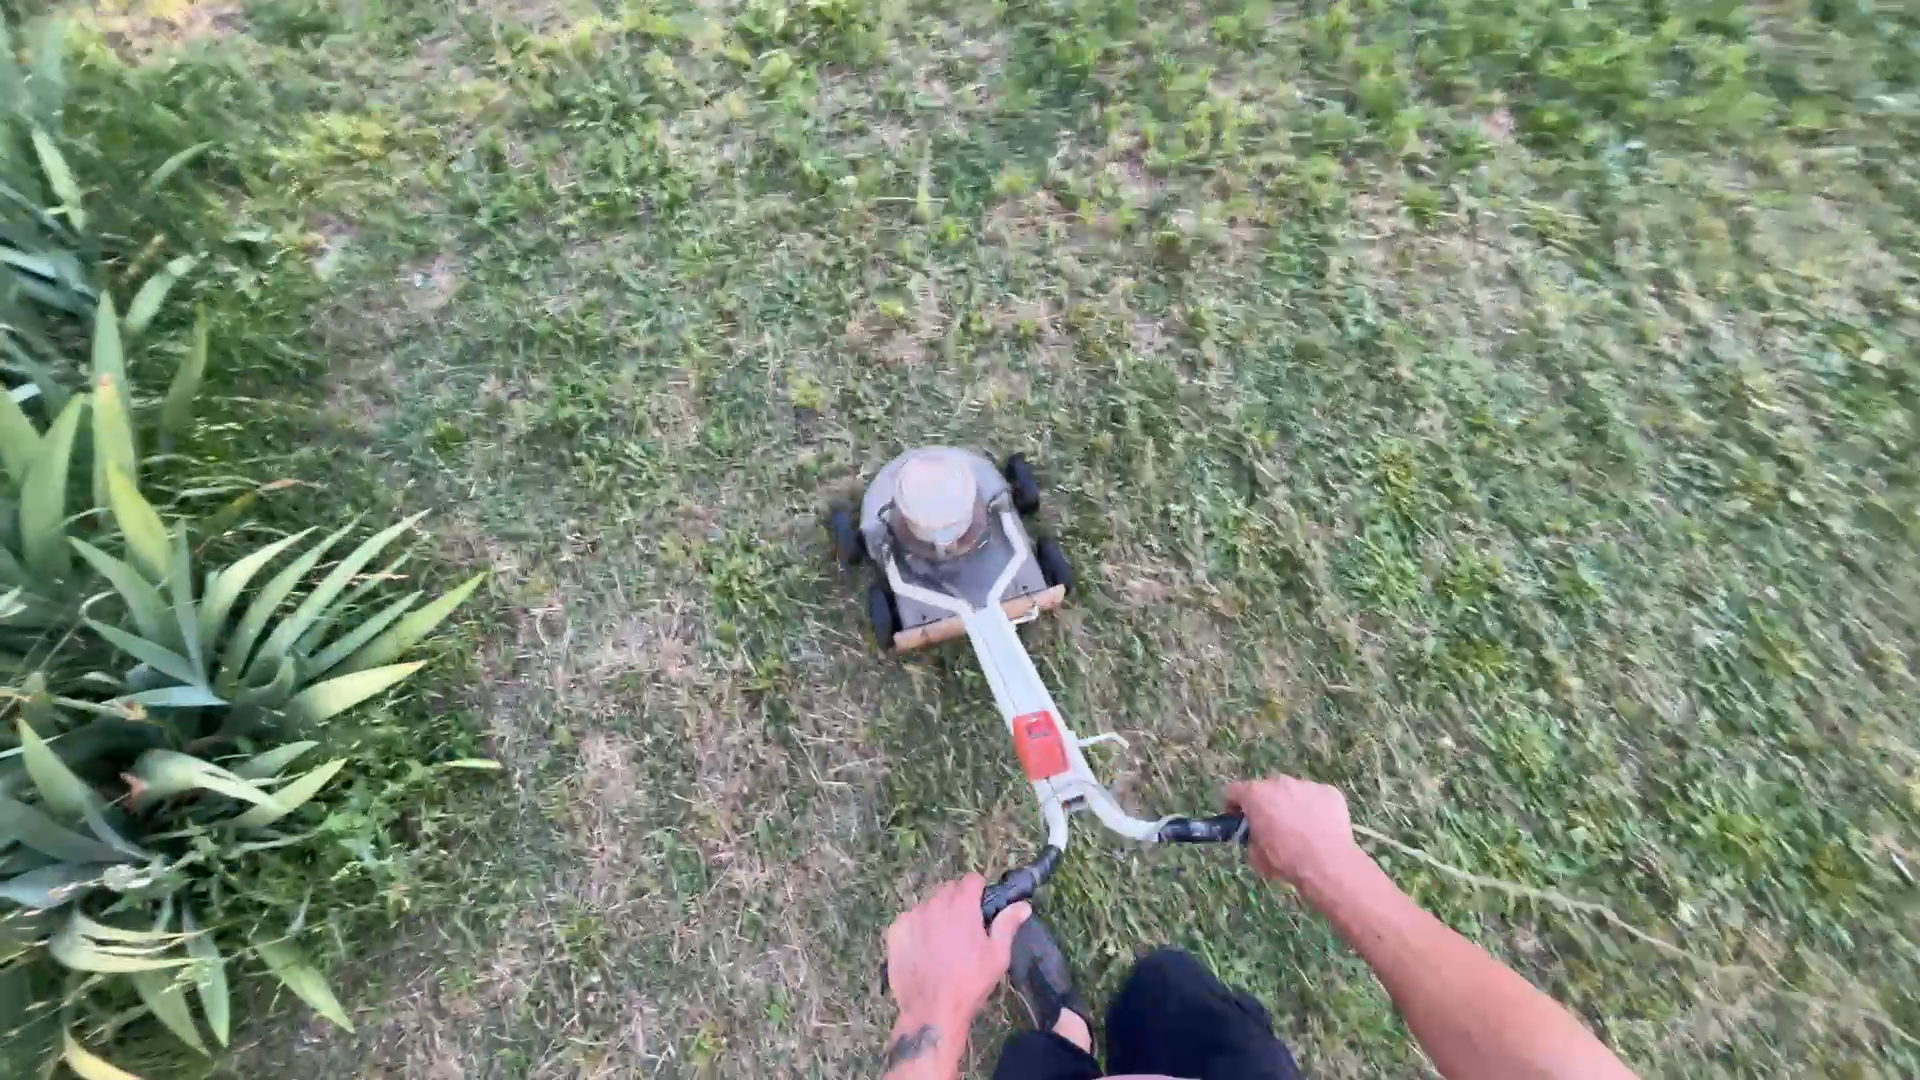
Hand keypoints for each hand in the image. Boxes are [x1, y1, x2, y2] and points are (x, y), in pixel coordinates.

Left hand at [885, 874, 1030, 1030]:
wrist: (932, 1011)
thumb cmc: (970, 983)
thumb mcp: (997, 956)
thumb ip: (1007, 925)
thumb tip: (1023, 905)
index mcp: (962, 905)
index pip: (971, 880)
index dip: (979, 891)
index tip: (981, 908)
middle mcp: (935, 903)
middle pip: (949, 890)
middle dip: (958, 901)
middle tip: (964, 929)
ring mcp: (912, 915)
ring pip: (928, 904)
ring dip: (937, 914)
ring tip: (942, 943)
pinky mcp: (896, 931)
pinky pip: (909, 920)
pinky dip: (917, 929)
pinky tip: (922, 951)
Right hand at [1226, 775, 1364, 890]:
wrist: (1328, 865)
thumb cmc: (1287, 860)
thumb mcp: (1257, 856)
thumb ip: (1251, 839)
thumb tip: (1256, 837)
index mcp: (1254, 795)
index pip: (1233, 791)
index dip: (1234, 805)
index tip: (1240, 819)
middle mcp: (1278, 782)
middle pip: (1265, 789)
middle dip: (1266, 804)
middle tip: (1274, 826)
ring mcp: (1305, 785)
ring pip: (1292, 791)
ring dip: (1291, 804)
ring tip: (1302, 828)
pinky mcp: (1329, 792)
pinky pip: (1317, 797)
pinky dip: (1316, 809)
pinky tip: (1321, 827)